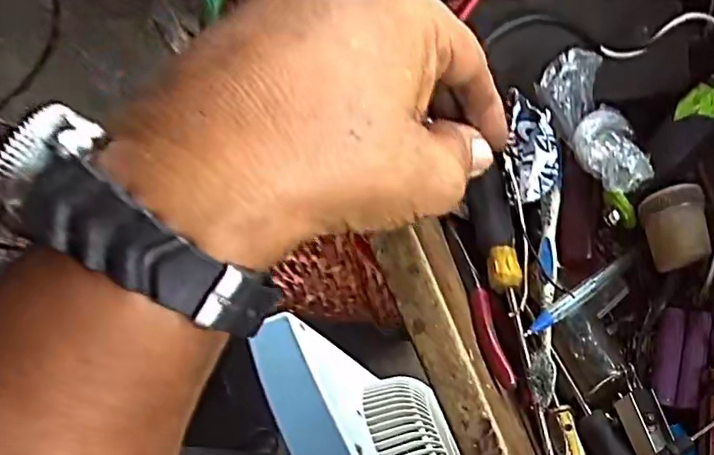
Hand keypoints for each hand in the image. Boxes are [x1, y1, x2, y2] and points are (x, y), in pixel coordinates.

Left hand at [97, 0, 506, 268]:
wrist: (221, 172)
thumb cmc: (313, 158)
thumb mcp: (433, 178)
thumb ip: (465, 158)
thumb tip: (467, 151)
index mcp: (395, 8)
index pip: (470, 57)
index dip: (490, 109)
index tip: (491, 138)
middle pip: (417, 49)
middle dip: (444, 105)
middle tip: (456, 150)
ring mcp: (289, 7)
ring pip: (370, 56)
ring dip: (399, 105)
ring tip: (408, 158)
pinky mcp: (254, 32)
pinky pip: (327, 64)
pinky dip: (353, 102)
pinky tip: (361, 149)